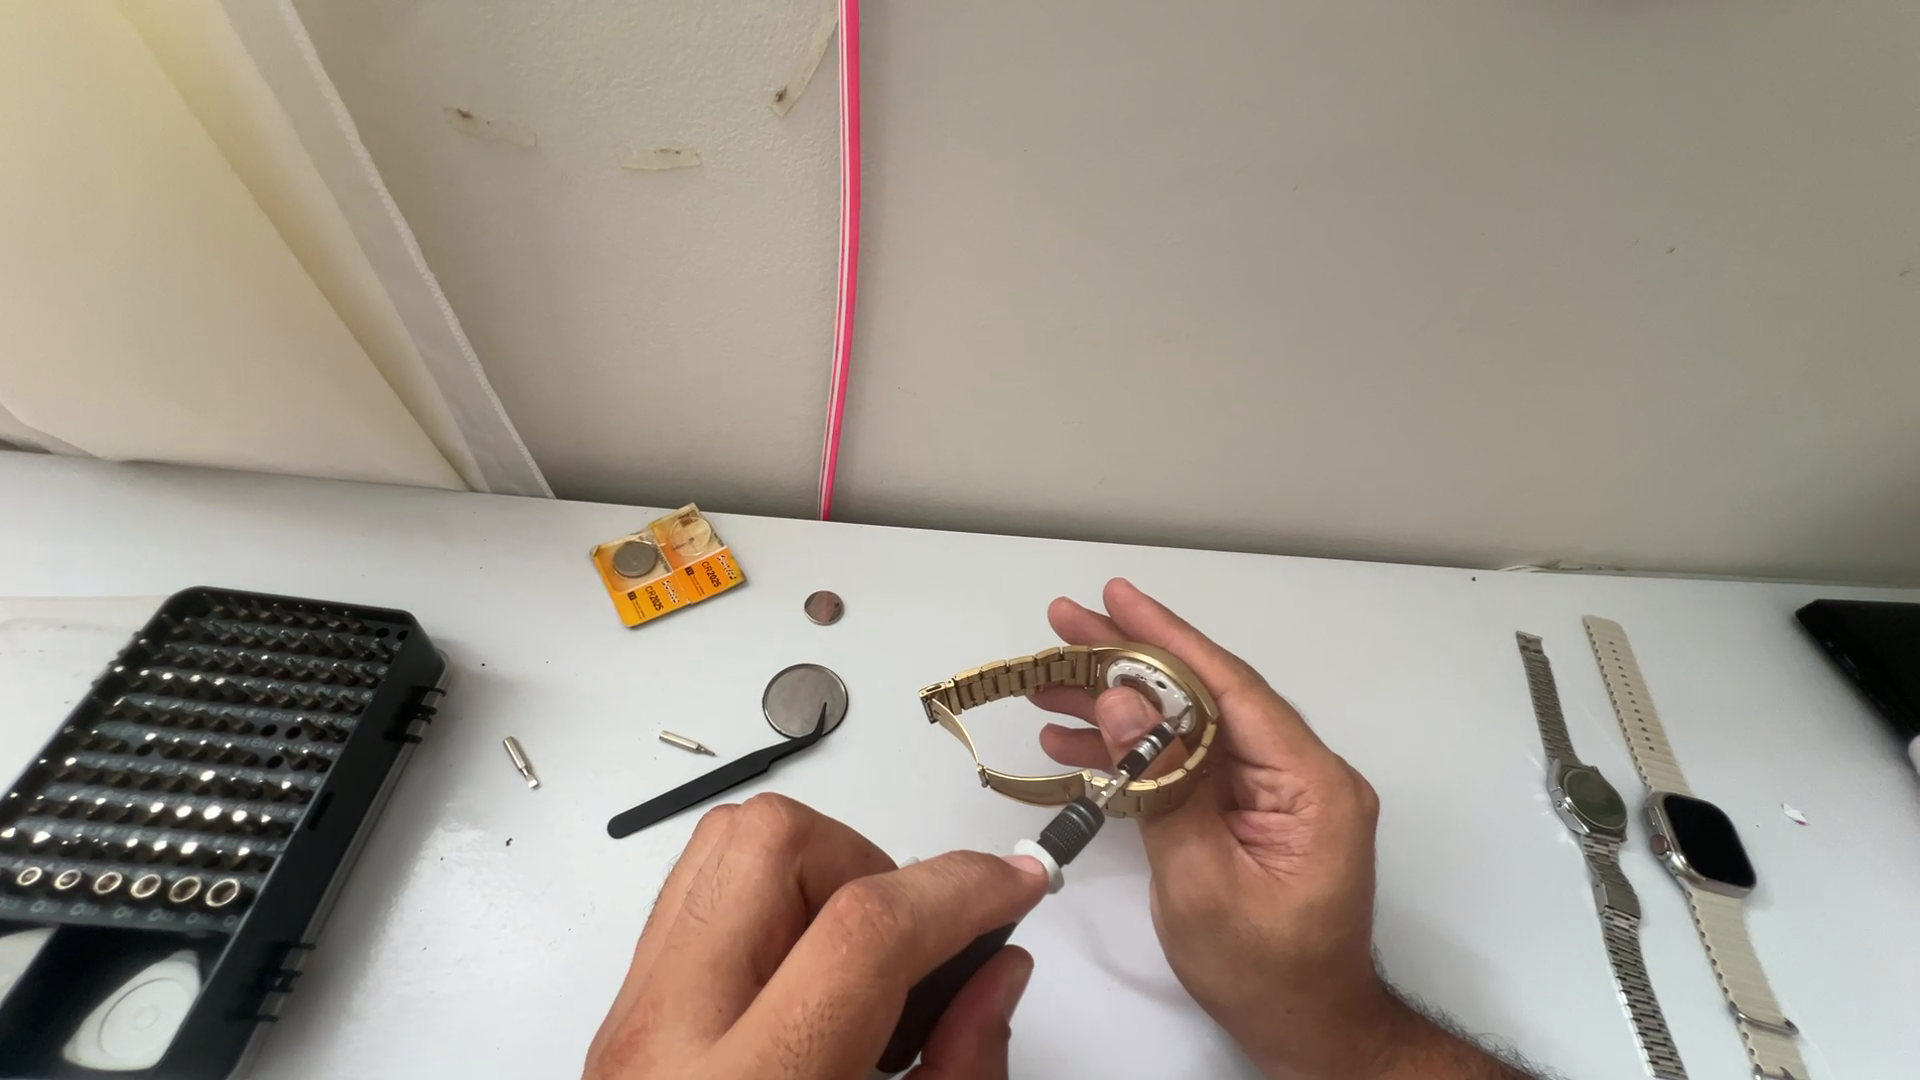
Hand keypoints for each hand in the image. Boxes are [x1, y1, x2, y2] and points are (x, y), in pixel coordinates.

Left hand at [585, 795, 1048, 1079]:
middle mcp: (667, 1033)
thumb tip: (1001, 964)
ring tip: (854, 952)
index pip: (862, 933)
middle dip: (870, 863)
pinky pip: (705, 876)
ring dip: (820, 865)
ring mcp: (633, 1005)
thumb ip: (963, 1069)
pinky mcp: (628, 995)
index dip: (960, 890)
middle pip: (772, 846)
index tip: (1017, 881)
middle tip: (908, 941)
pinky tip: (807, 955)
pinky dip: (776, 882)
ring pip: (731, 839)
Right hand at [1036, 580, 1530, 1079]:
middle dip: (1127, 657)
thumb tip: (1122, 699)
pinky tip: (1069, 741)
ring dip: (1113, 703)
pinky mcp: (1236, 802)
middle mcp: (1291, 769)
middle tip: (1063, 623)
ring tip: (1046, 683)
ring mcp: (1263, 785)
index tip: (1116, 596)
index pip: (1228, 687)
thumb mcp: (1201, 880)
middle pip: (1198, 694)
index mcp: (1309, 782)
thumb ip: (1162, 784)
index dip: (1167, 637)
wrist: (1304, 1032)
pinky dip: (1124, 751)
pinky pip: (1176, 761)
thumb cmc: (1262, 972)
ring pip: (1179, 722)